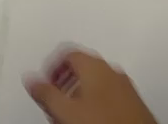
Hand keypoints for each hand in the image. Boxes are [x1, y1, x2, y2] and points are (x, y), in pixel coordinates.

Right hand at [24, 49, 158, 123]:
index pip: (66, 51)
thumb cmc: (105, 122)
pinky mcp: (136, 103)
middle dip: (66, 82)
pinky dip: (99, 103)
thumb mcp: (65, 108)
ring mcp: (126, 86)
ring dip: (81, 94)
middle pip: (82, 66)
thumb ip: (45, 91)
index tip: (46, 81)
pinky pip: (111, 95)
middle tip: (56, 99)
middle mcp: (112, 69)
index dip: (52, 66)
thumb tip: (30, 78)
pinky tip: (94, 118)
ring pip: (98, 82)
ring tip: (73, 112)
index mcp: (94, 63)